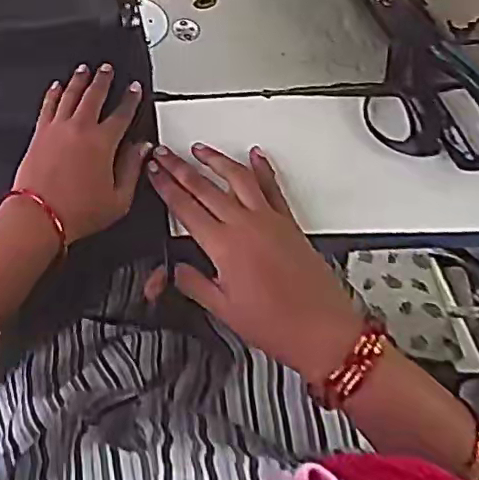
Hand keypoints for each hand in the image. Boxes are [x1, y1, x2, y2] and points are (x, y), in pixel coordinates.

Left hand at [12, 64, 150, 241]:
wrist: (39, 216)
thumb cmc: (76, 211)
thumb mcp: (118, 198)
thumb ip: (132, 168)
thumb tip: (142, 150)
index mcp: (103, 142)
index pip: (122, 113)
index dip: (130, 98)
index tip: (134, 89)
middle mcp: (80, 129)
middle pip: (94, 94)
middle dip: (103, 79)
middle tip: (107, 69)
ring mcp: (57, 128)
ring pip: (70, 94)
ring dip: (79, 79)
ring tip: (84, 69)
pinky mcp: (39, 133)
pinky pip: (48, 105)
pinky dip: (53, 93)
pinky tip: (56, 86)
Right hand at [145, 144, 365, 381]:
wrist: (323, 330)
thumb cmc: (279, 324)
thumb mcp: (224, 310)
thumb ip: (194, 284)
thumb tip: (178, 270)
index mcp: (224, 246)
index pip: (185, 207)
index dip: (166, 186)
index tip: (155, 172)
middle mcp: (245, 225)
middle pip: (204, 186)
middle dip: (179, 166)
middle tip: (165, 153)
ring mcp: (269, 219)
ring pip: (237, 177)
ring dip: (216, 159)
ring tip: (200, 149)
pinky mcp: (289, 222)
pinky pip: (271, 187)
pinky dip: (262, 168)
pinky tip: (255, 156)